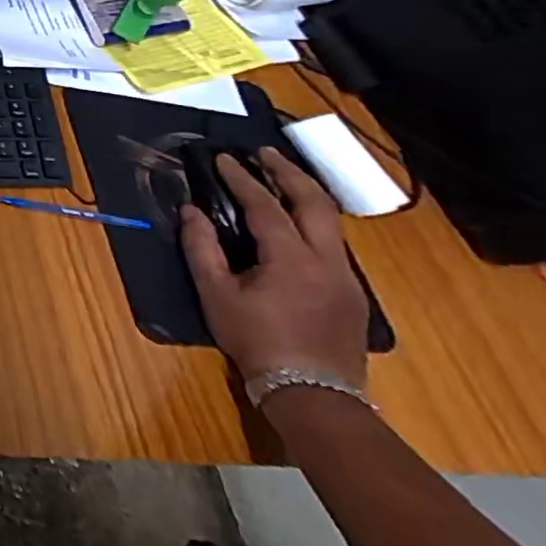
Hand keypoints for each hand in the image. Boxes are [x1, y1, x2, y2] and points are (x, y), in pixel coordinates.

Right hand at [181, 147, 368, 389]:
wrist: (312, 391)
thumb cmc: (255, 340)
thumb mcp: (216, 295)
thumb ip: (202, 249)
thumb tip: (192, 212)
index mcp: (292, 259)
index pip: (266, 206)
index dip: (243, 180)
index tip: (225, 159)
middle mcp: (328, 261)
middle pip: (316, 203)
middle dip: (290, 173)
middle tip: (265, 153)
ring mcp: (346, 277)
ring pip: (332, 222)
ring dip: (306, 194)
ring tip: (281, 179)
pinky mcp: (352, 293)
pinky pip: (334, 244)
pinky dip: (313, 222)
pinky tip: (296, 225)